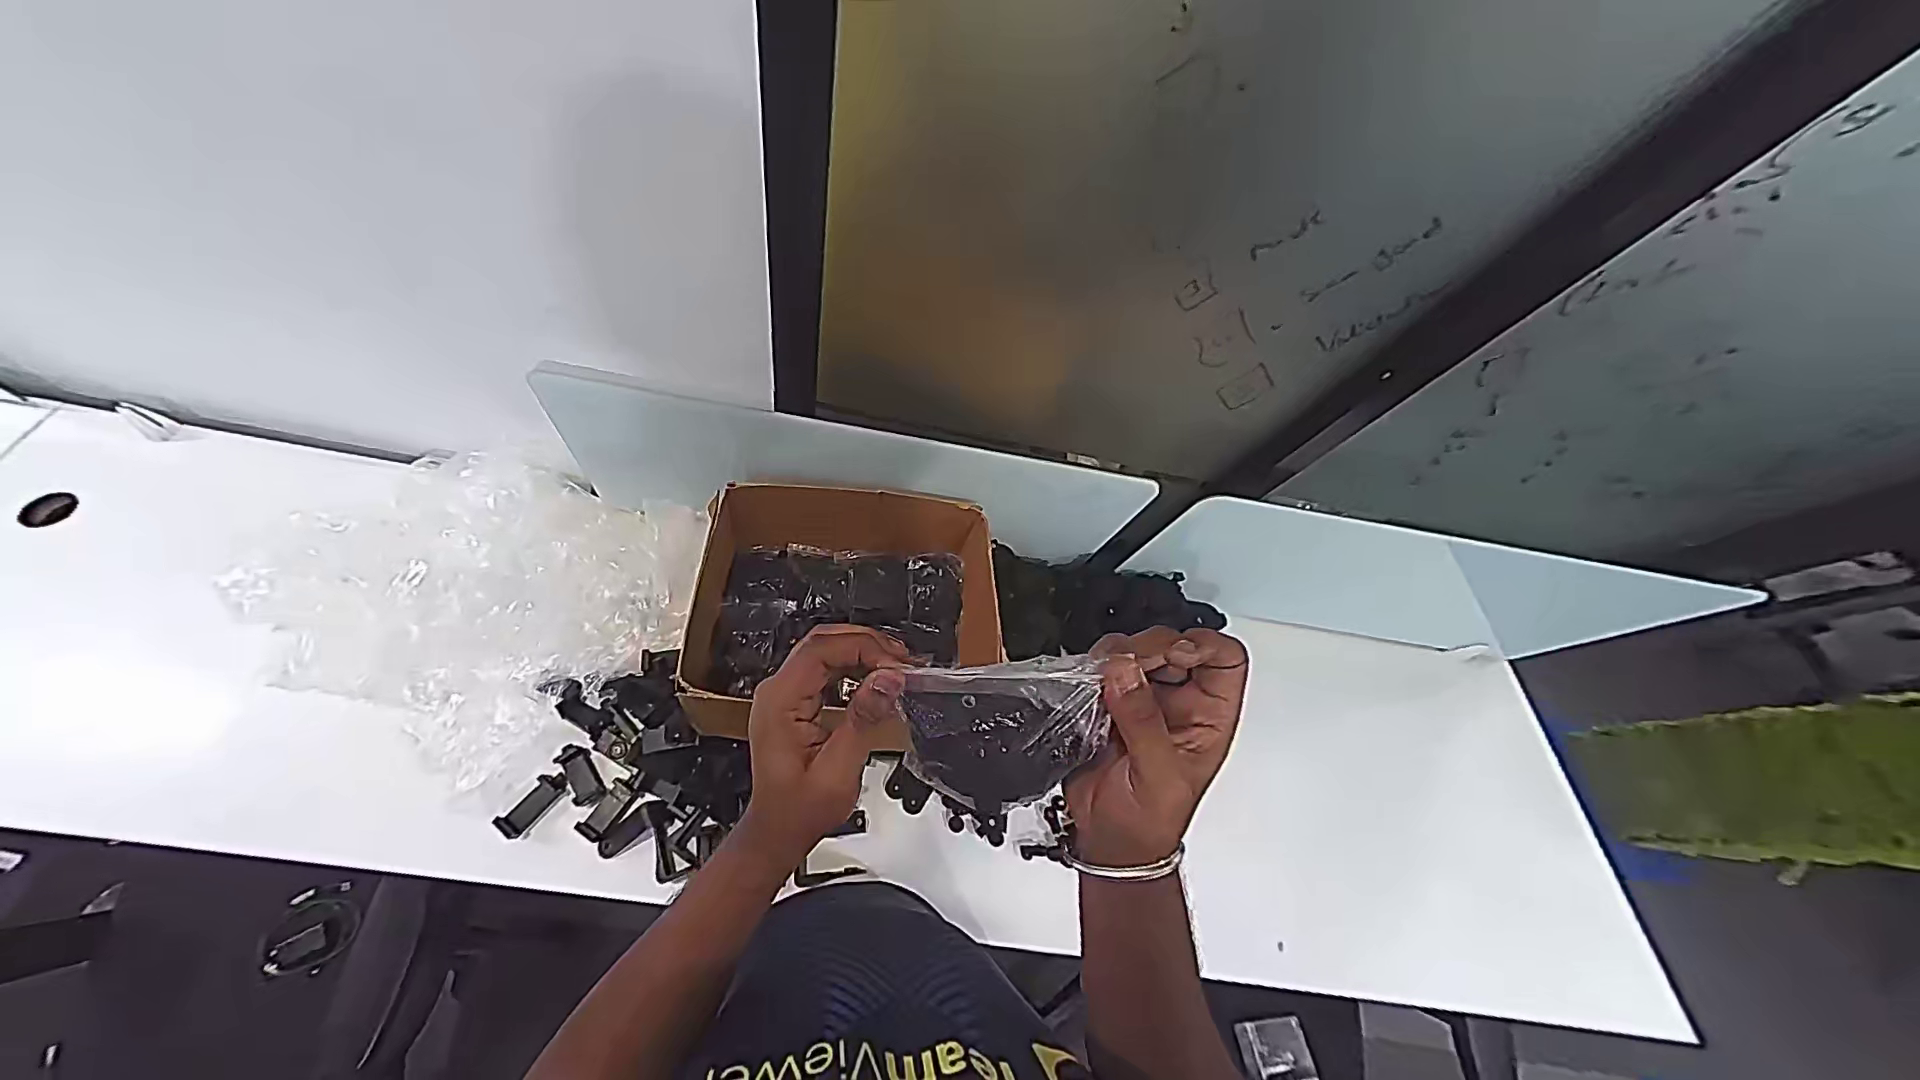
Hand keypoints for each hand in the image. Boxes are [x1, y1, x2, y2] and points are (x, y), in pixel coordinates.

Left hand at [737, 625, 908, 867]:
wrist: (779, 829)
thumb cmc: (798, 809)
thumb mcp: (838, 770)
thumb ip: (863, 719)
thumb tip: (888, 679)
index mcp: (780, 701)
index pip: (822, 650)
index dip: (863, 648)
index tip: (894, 665)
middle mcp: (778, 691)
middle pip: (824, 642)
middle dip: (867, 644)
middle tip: (901, 661)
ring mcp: (786, 693)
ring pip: (828, 650)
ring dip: (864, 653)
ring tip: (896, 667)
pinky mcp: (797, 699)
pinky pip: (828, 667)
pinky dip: (856, 666)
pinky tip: (877, 677)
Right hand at [1064, 627, 1247, 867]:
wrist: (1108, 838)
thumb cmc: (1149, 822)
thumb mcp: (1160, 778)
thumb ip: (1144, 723)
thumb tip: (1126, 672)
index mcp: (1208, 716)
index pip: (1224, 660)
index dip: (1205, 645)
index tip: (1176, 652)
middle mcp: (1178, 700)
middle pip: (1176, 644)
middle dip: (1153, 646)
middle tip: (1129, 664)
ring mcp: (1143, 696)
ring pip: (1138, 648)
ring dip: (1120, 652)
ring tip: (1107, 676)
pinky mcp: (1109, 697)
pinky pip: (1104, 664)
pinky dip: (1094, 664)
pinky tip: (1091, 683)